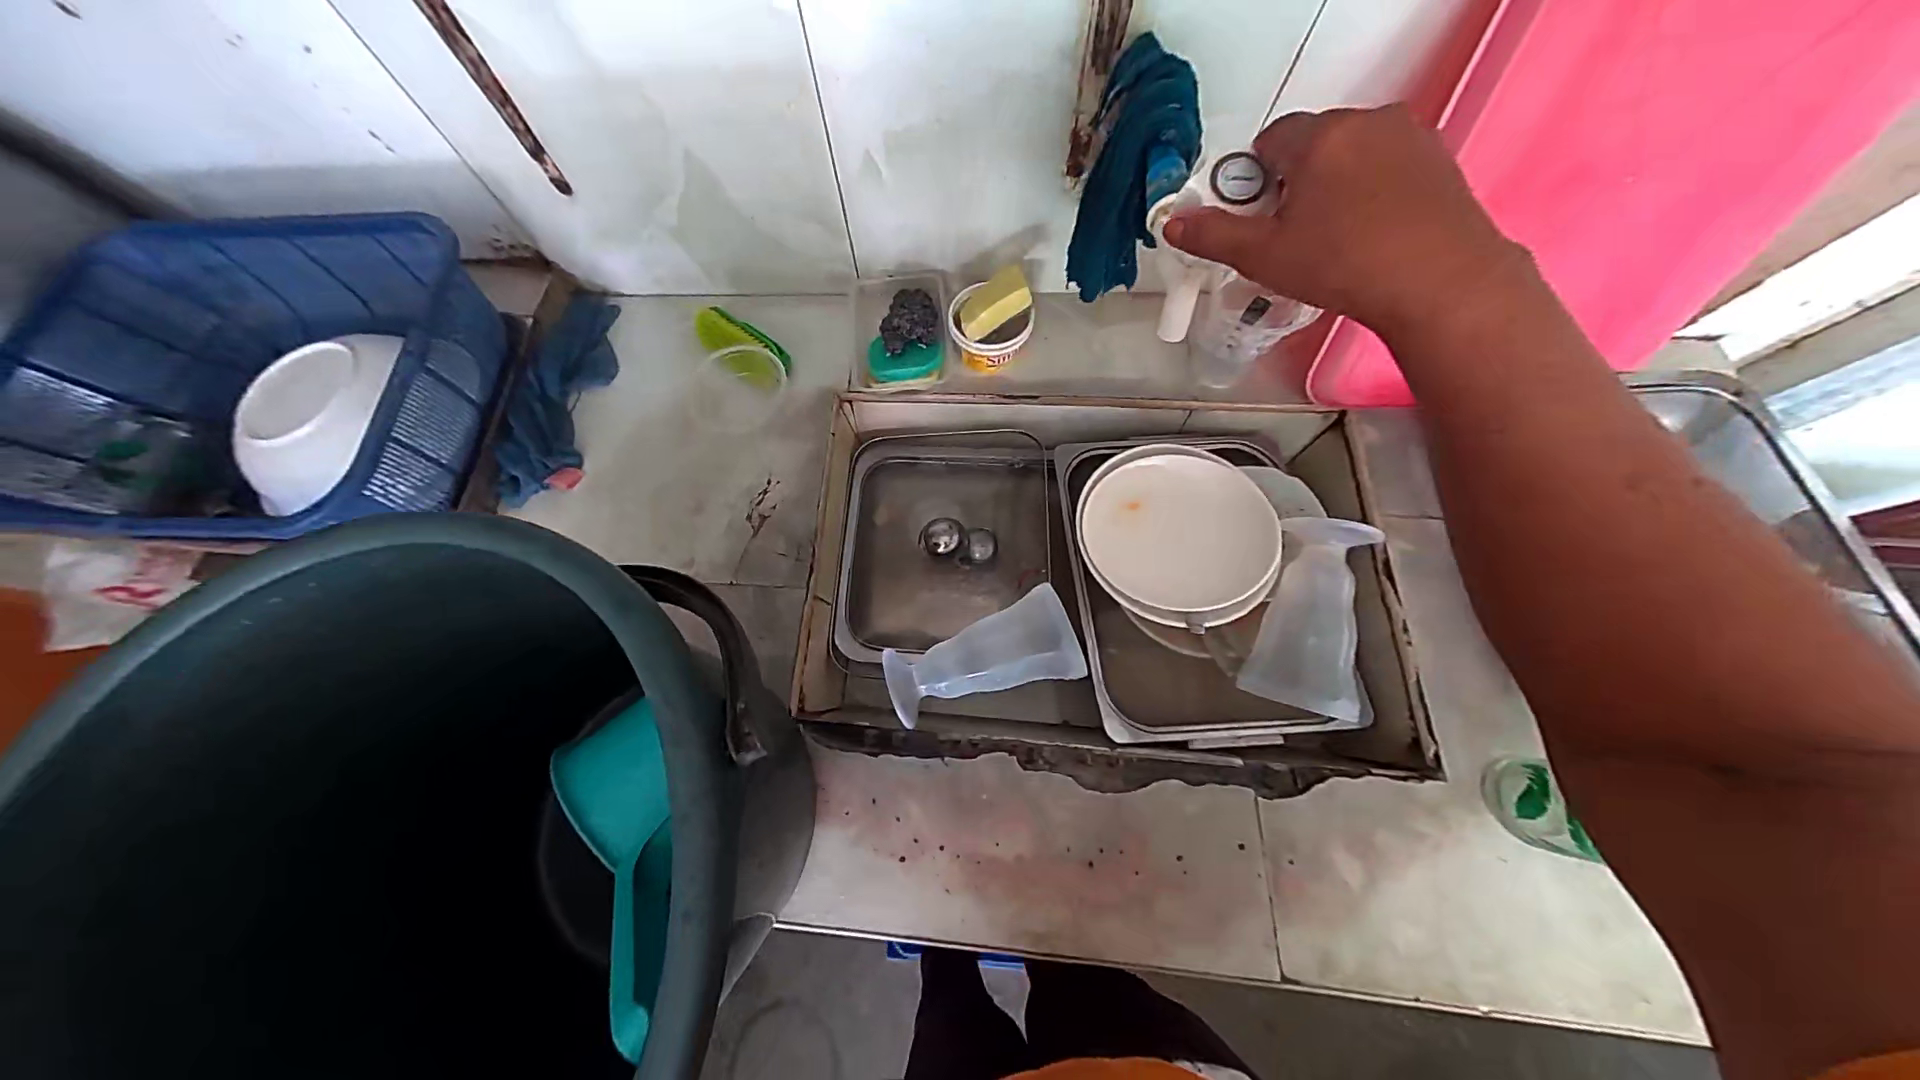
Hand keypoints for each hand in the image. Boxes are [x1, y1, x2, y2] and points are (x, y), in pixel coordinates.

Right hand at [1163, 105, 1530, 340]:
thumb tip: (1175, 223)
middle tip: (1289, 236)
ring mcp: (1408, 138)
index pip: (1269, 140)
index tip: (1257, 217)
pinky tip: (1367, 235)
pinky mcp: (1436, 159)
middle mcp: (1367, 123)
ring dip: (1331, 187)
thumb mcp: (1263, 256)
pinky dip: (1369, 192)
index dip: (1254, 181)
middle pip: (1310, 146)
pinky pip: (1385, 167)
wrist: (1437, 281)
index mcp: (1319, 137)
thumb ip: (1213, 235)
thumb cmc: (1346, 264)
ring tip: (1330, 240)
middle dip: (1292, 184)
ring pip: (1349, 156)